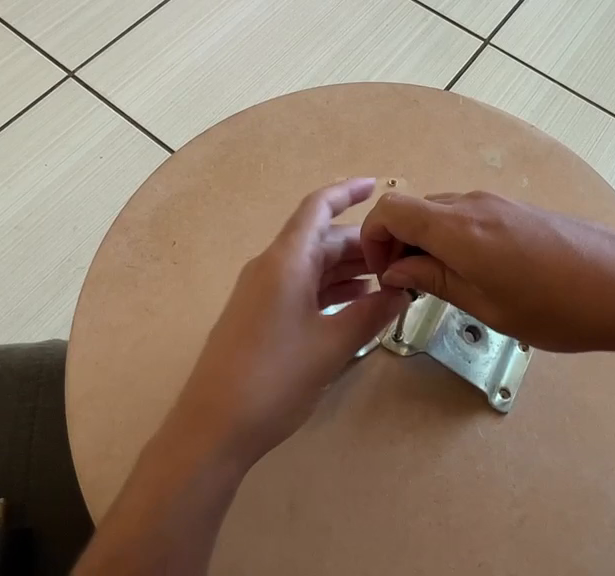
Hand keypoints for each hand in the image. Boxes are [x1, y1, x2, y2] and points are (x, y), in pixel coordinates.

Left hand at [165, 178, 408, 470]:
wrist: (211, 428)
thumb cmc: (274, 378)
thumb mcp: (332, 345)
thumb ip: (371, 314)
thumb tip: (403, 291)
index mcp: (286, 260)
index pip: (318, 208)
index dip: (346, 192)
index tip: (377, 186)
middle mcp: (271, 266)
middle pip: (320, 239)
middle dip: (361, 244)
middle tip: (402, 256)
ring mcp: (261, 292)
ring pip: (312, 266)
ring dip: (348, 270)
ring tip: (388, 281)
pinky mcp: (258, 317)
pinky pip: (301, 287)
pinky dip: (330, 290)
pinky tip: (356, 305)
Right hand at [359, 191, 614, 355]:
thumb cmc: (556, 307)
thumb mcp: (486, 306)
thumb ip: (435, 279)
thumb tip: (395, 270)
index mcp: (457, 227)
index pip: (389, 209)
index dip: (373, 239)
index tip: (383, 276)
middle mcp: (471, 204)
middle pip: (413, 209)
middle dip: (397, 245)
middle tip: (408, 287)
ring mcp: (498, 203)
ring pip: (440, 213)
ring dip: (426, 243)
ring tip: (442, 286)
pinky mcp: (518, 211)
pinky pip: (468, 216)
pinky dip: (453, 239)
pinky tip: (476, 274)